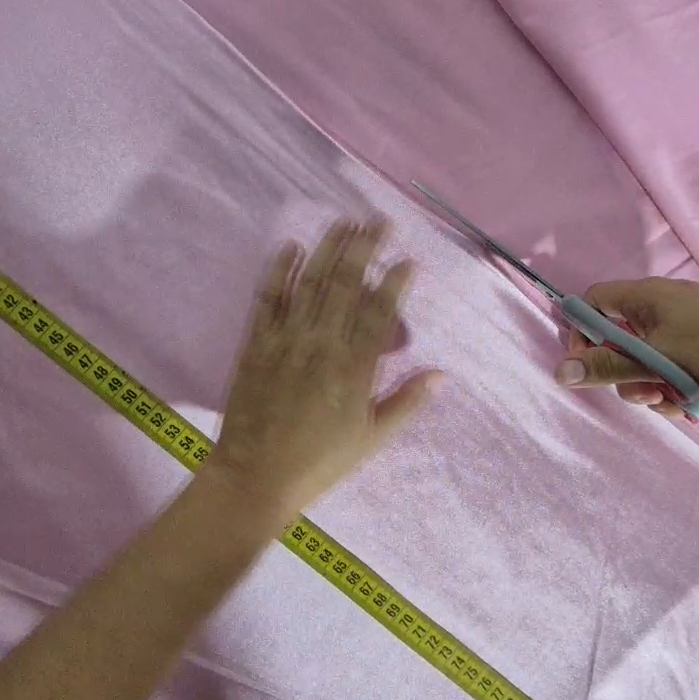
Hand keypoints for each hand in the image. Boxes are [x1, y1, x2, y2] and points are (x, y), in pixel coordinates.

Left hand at [207, 220, 442, 522]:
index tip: (410, 260)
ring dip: (327, 249)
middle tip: (378, 221)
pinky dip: (278, 270)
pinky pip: (267, 299)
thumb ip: (407, 402)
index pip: (379, 311)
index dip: (396, 281)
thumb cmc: (321, 461)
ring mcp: (286, 340)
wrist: (256, 477)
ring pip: (309, 283)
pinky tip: (289, 247)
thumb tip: (442, 375)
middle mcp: (322, 344)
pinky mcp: (256, 344)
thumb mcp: (372, 438)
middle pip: (345, 285)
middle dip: (364, 248)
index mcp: (354, 368)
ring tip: (344, 222)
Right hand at [554, 277, 698, 415]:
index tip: (590, 365)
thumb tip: (559, 372)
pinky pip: (669, 362)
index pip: (592, 302)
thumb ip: (606, 367)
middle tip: (640, 394)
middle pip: (618, 336)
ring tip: (669, 403)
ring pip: (645, 356)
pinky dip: (670, 383)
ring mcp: (683, 321)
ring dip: (648, 384)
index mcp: (644, 295)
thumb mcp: (656, 359)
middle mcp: (660, 303)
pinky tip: (685, 403)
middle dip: (623, 372)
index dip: (583, 333)